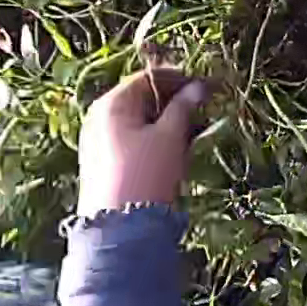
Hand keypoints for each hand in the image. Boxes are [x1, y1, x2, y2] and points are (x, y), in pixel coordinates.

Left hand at [78, 67, 208, 212]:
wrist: (120, 227)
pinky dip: (156, 135)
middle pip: (144, 96)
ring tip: (196, 128)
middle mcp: (100, 116)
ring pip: (141, 118)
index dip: (180, 78)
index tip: (206, 86)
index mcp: (112, 104)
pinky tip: (177, 146)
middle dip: (176, 100)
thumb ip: (184, 106)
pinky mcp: (105, 159)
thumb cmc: (146, 172)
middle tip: (204, 107)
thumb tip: (198, 86)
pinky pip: (134, 136)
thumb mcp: (170, 136)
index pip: (149, 77)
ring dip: (169, 119)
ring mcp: (100, 139)